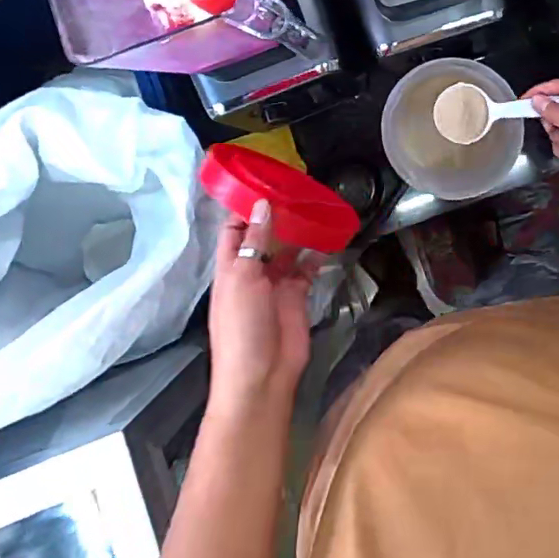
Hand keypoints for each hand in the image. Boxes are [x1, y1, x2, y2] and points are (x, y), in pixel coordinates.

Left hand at [208, 200, 310, 416]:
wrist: (262, 376)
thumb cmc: (242, 326)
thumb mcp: (242, 278)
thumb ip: (253, 241)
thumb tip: (262, 205)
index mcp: (230, 265)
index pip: (235, 228)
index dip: (246, 206)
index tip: (267, 182)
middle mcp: (252, 270)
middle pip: (264, 235)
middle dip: (279, 215)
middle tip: (301, 189)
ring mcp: (276, 283)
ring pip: (288, 248)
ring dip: (300, 231)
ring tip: (317, 207)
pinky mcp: (297, 294)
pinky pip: (307, 268)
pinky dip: (316, 254)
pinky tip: (328, 238)